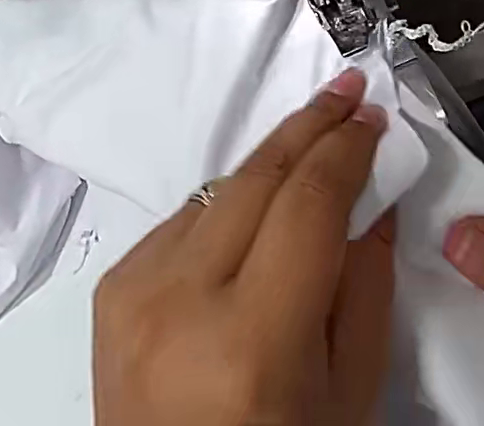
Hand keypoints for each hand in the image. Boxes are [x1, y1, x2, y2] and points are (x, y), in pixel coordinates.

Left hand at [93, 67, 394, 425]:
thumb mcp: (349, 392)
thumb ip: (365, 282)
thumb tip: (372, 191)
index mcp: (250, 342)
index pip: (307, 204)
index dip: (345, 148)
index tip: (371, 115)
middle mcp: (179, 300)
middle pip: (256, 177)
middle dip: (308, 124)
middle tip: (347, 90)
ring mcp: (134, 287)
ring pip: (220, 189)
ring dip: (272, 161)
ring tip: (314, 136)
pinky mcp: (112, 283)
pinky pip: (186, 218)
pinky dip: (230, 204)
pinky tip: (257, 213)